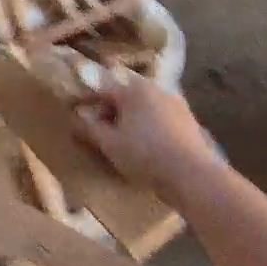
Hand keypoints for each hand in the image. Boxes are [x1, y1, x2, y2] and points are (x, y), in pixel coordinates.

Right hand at [74, 73, 219, 196]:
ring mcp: (176, 105)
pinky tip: (145, 147)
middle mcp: (157, 91)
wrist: (192, 175)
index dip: (86, 100)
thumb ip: (90, 129)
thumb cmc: (144, 154)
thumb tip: (76, 120)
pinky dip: (147, 128)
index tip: (74, 109)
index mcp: (134, 90)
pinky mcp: (189, 122)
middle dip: (110, 112)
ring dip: (129, 121)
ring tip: (121, 141)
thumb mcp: (109, 144)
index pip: (103, 90)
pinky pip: (159, 120)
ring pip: (144, 109)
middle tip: (98, 131)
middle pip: (125, 98)